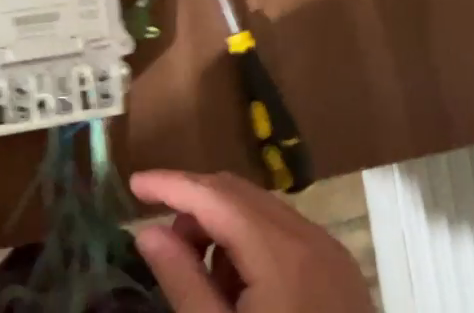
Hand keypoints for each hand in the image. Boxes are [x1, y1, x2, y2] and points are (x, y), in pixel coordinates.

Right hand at [130, 170, 372, 312]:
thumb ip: (183, 282)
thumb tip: (149, 232)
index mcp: (280, 251)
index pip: (213, 195)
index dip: (169, 184)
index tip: (132, 184)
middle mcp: (310, 237)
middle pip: (238, 194)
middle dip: (194, 206)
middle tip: (163, 243)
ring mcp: (330, 252)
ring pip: (261, 210)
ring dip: (222, 226)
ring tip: (202, 279)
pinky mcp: (341, 272)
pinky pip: (285, 234)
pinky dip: (252, 243)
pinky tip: (240, 289)